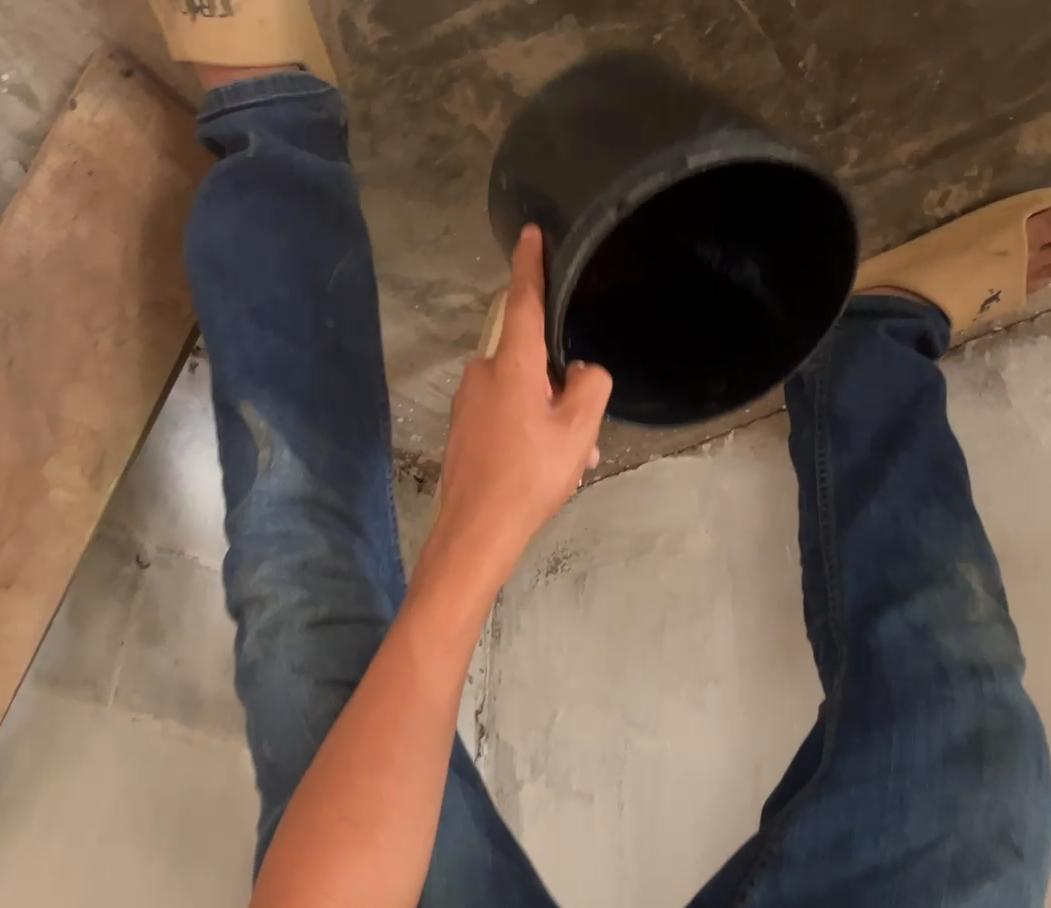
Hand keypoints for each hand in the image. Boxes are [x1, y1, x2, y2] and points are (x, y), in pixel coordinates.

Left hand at [429, 226, 611, 576]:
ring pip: (518, 392)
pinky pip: (501, 415)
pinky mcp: (461, 429)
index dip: (530, 264)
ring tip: (565, 461)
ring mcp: (466, 403)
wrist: (476, 530)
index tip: (530, 234)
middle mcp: (481, 373)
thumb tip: (578, 373)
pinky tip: (537, 468)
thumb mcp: (579, 429)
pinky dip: (525, 431)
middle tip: (580, 432)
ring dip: (546, 416)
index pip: (522, 299)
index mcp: (510, 363)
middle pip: (529, 358)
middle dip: (558, 386)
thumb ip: (590, 384)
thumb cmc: (529, 475)